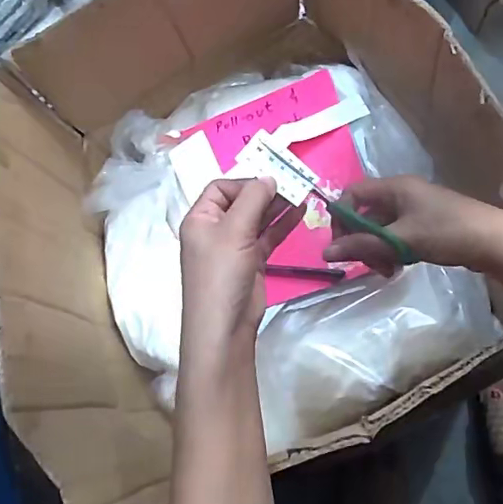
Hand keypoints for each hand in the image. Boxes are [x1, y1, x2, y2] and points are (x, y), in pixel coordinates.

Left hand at [179, 178, 295, 369]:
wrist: (224, 326)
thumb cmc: (221, 273)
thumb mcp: (234, 231)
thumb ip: (252, 200)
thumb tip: (269, 178)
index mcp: (200, 218)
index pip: (221, 187)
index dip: (245, 182)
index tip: (272, 180)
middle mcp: (214, 229)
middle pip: (241, 201)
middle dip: (266, 192)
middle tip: (295, 184)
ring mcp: (233, 246)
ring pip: (257, 218)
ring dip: (277, 206)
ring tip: (303, 194)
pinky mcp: (250, 261)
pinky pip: (266, 236)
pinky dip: (281, 225)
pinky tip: (300, 213)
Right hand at [321, 175, 502, 277]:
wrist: (500, 243)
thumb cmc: (449, 233)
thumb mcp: (401, 240)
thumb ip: (362, 246)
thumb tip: (325, 253)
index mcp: (394, 187)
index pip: (351, 195)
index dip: (341, 218)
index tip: (343, 246)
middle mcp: (402, 194)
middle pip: (364, 213)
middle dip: (360, 240)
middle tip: (366, 264)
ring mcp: (415, 210)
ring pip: (380, 228)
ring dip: (376, 249)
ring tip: (386, 270)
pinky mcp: (426, 225)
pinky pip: (396, 236)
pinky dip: (391, 251)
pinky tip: (399, 267)